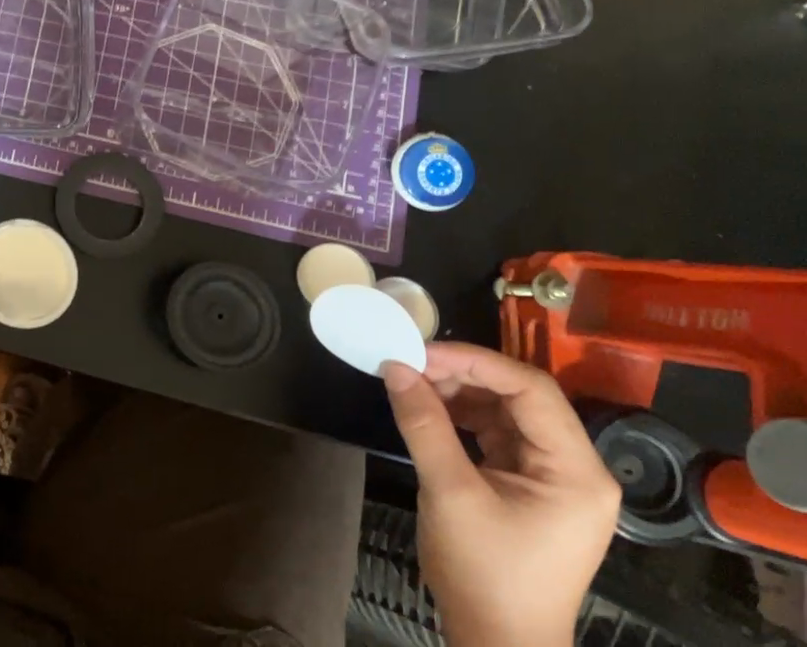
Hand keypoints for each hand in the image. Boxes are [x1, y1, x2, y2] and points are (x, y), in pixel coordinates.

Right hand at [383, 344, 619, 646]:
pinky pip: (496, 435)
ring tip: (409, 382)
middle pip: (521, 398)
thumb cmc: (484, 569)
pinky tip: (426, 409)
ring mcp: (552, 478)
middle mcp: (575, 468)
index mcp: (576, 470)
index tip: (419, 351)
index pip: (532, 390)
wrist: (499, 638)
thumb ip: (424, 424)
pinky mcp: (527, 486)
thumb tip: (395, 367)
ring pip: (506, 413)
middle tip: (407, 363)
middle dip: (463, 375)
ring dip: (458, 393)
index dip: (475, 362)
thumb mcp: (449, 491)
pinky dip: (460, 417)